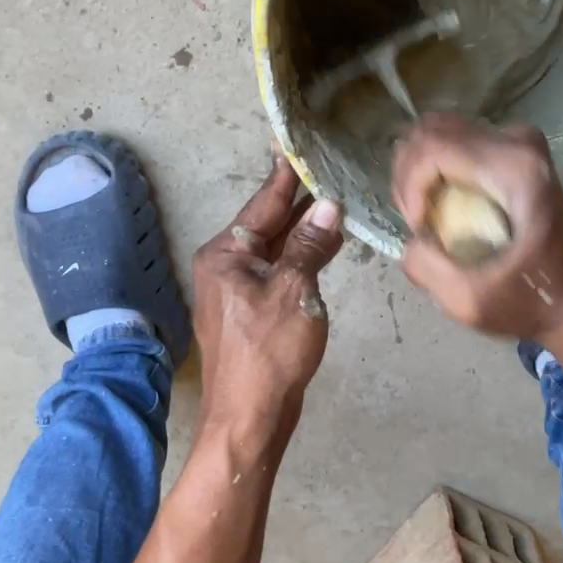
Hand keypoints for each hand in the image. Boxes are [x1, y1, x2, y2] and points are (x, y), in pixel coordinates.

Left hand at [191, 151, 344, 439]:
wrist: (249, 420)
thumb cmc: (268, 352)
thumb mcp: (295, 291)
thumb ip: (310, 245)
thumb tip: (329, 206)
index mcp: (226, 253)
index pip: (263, 202)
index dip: (285, 174)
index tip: (297, 142)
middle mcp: (226, 265)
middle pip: (268, 222)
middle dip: (300, 198)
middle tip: (328, 164)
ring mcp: (239, 289)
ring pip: (277, 247)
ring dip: (305, 227)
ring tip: (337, 196)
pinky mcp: (254, 310)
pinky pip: (281, 269)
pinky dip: (304, 255)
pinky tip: (329, 242)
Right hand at [392, 114, 562, 340]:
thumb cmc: (530, 302)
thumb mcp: (469, 302)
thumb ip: (425, 268)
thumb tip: (411, 238)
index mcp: (515, 168)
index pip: (433, 148)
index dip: (411, 187)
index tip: (420, 231)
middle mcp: (518, 141)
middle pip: (431, 130)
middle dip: (409, 176)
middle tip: (416, 221)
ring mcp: (517, 140)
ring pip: (438, 130)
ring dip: (417, 171)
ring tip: (423, 214)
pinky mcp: (513, 148)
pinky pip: (454, 140)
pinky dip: (433, 168)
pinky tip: (437, 203)